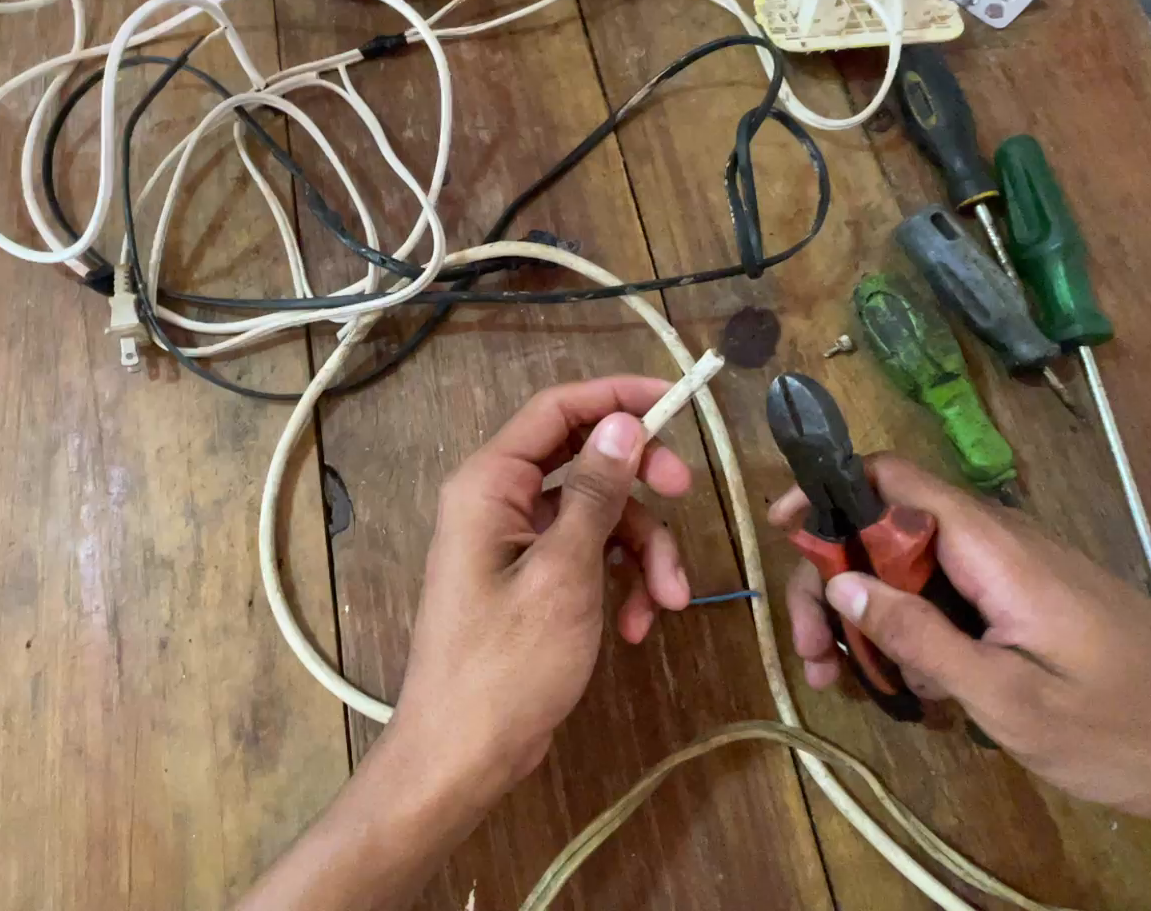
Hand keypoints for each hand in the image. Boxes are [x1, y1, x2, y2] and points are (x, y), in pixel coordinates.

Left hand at [386, 377, 695, 805]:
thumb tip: (622, 422)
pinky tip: (636, 625)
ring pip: (596, 513)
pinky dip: (620, 581)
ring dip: (641, 550)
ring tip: (667, 603)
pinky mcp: (533, 576)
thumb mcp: (564, 572)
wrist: (463, 753)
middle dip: (639, 482)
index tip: (676, 400)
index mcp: (490, 482)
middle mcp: (499, 499)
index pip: (557, 409)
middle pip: (584, 459)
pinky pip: (588, 554)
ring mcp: (516, 540)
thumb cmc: (507, 662)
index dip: (616, 396)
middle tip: (686, 494)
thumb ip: (594, 491)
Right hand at [770, 453, 1150, 827]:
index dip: (826, 488)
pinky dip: (908, 634)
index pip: (890, 480)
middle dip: (833, 585)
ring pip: (906, 572)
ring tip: (850, 682)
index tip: (778, 526)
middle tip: (813, 654)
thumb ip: (921, 635)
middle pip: (882, 534)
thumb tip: (838, 582)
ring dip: (866, 619)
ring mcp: (1006, 575)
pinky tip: (908, 686)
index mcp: (992, 549)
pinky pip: (941, 600)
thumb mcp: (1013, 700)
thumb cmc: (1135, 732)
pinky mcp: (1018, 603)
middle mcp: (993, 545)